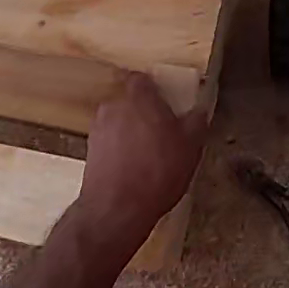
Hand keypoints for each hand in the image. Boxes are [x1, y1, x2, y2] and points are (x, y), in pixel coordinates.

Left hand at [78, 73, 206, 240]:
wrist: (118, 208)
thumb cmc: (158, 171)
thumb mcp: (191, 146)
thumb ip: (196, 122)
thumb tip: (199, 111)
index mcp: (138, 98)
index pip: (141, 79)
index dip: (154, 88)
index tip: (166, 102)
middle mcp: (113, 107)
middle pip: (130, 101)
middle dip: (144, 113)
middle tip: (163, 132)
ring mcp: (98, 129)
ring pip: (119, 123)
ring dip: (131, 133)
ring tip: (149, 156)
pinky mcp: (89, 152)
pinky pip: (110, 143)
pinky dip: (120, 151)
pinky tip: (134, 170)